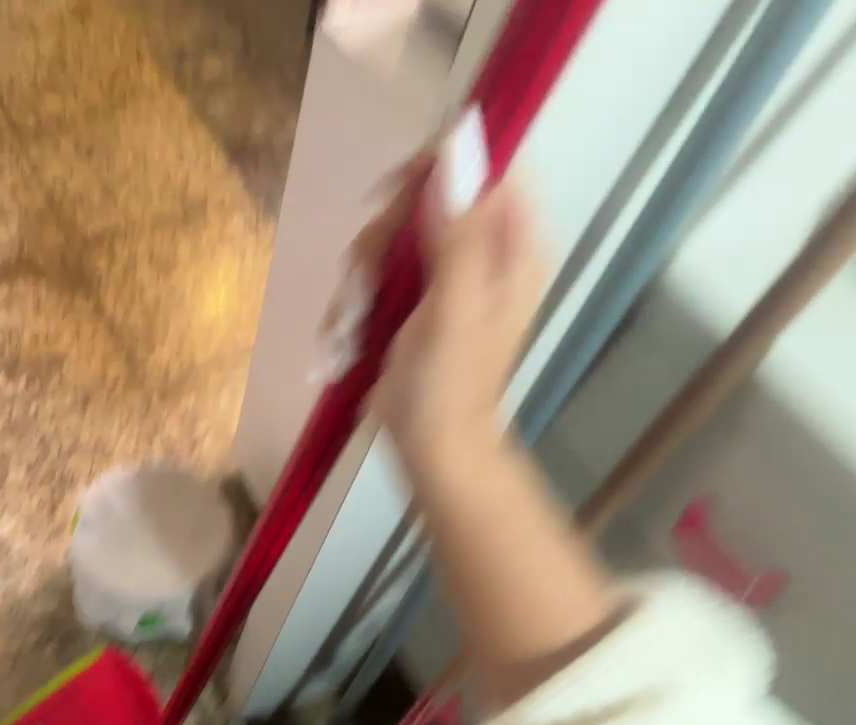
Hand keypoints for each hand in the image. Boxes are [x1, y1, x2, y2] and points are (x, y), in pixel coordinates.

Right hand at [368, 174, 549, 472]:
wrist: (430, 447)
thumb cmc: (448, 386)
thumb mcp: (455, 308)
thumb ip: (460, 230)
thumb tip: (457, 146)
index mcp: (512, 242)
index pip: (488, 162)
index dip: (437, 166)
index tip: (390, 202)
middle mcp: (481, 248)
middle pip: (421, 200)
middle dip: (379, 245)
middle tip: (363, 288)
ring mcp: (443, 275)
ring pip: (387, 241)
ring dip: (356, 286)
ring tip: (348, 332)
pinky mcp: (410, 300)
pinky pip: (371, 278)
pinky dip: (350, 310)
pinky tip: (344, 344)